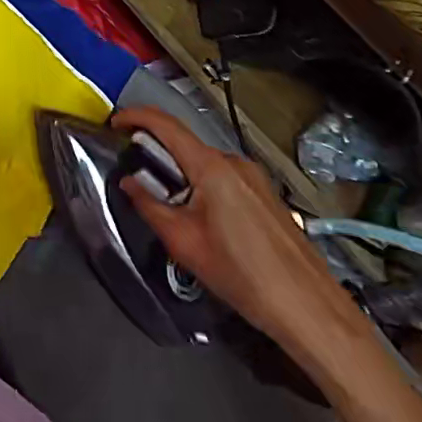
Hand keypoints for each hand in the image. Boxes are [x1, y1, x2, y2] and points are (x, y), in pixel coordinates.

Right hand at [112, 106, 355, 346]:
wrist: (304, 304)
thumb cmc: (245, 276)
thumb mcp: (184, 243)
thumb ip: (150, 206)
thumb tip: (130, 184)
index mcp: (213, 167)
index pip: (167, 125)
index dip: (137, 117)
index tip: (117, 122)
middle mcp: (235, 163)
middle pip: (186, 147)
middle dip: (159, 161)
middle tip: (140, 188)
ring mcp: (253, 177)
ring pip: (205, 166)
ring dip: (183, 181)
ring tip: (177, 222)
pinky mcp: (264, 193)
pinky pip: (225, 179)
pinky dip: (204, 190)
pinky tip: (205, 227)